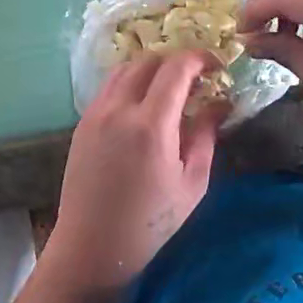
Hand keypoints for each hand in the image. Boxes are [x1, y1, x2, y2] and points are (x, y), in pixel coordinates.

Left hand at [42, 52, 224, 294]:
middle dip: (175, 61)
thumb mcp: (192, 183)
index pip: (175, 68)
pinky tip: (143, 107)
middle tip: (196, 79)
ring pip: (124, 69)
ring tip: (170, 90)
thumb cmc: (150, 222)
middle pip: (148, 61)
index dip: (199, 58)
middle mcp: (118, 109)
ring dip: (150, 69)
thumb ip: (206, 136)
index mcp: (150, 125)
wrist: (92, 244)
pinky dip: (130, 84)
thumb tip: (220, 103)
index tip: (216, 66)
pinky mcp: (82, 122)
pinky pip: (108, 88)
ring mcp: (95, 113)